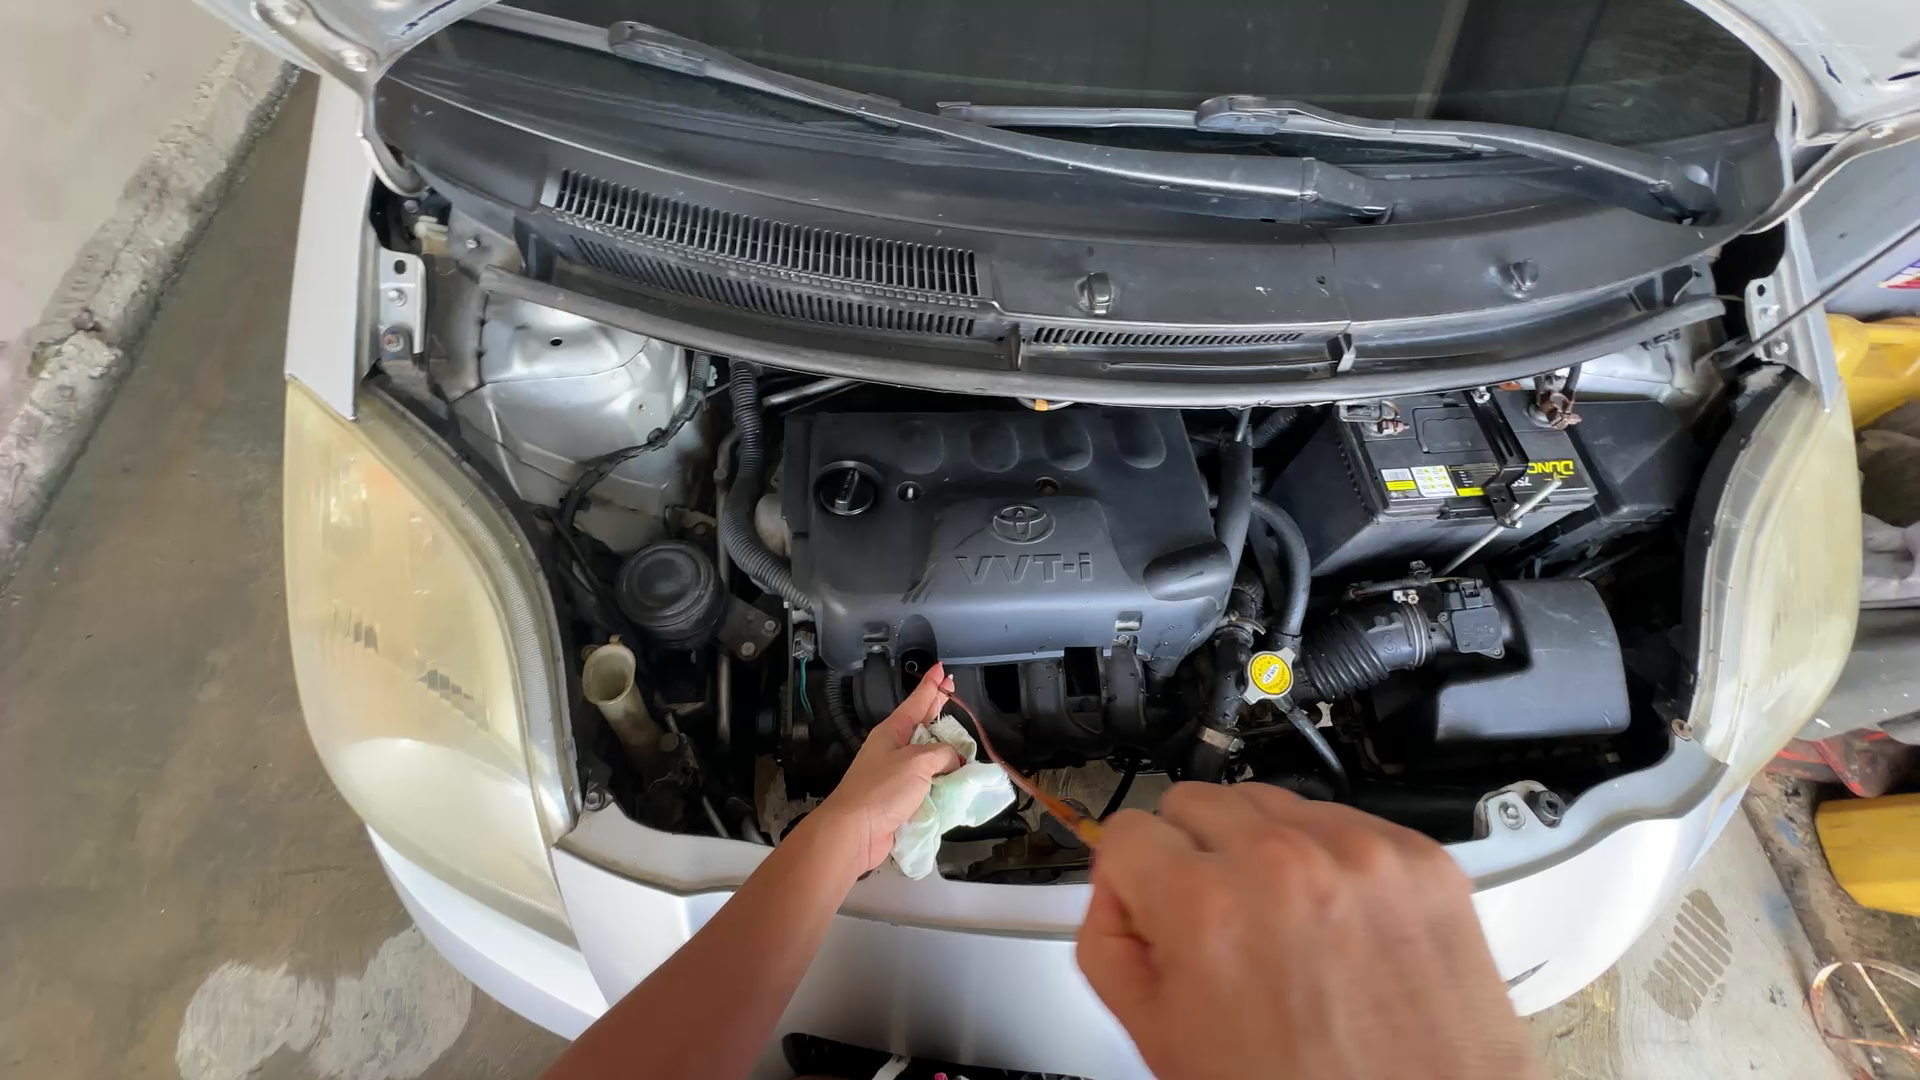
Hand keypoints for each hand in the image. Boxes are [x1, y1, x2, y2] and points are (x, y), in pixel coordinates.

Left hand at [803, 663, 964, 877]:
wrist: (853, 832)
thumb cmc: (881, 790)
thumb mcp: (917, 762)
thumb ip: (942, 754)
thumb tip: (954, 759)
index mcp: (893, 731)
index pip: (917, 701)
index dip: (932, 684)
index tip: (941, 668)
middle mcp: (893, 749)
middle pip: (921, 724)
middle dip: (938, 709)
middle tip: (953, 692)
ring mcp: (895, 774)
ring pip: (926, 756)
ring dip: (944, 752)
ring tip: (964, 745)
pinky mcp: (899, 798)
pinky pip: (925, 784)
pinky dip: (940, 782)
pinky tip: (955, 782)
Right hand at [1076, 783, 1544, 1079]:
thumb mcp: (1160, 1036)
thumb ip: (1106, 940)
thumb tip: (1117, 885)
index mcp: (1205, 905)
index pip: (1126, 830)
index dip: (1130, 875)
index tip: (1150, 899)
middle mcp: (1279, 861)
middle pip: (1190, 800)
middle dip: (1189, 854)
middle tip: (1218, 918)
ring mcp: (1357, 853)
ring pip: (1261, 800)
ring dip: (1256, 847)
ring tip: (1282, 921)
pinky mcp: (1417, 858)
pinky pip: (1335, 818)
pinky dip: (1322, 856)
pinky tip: (1332, 919)